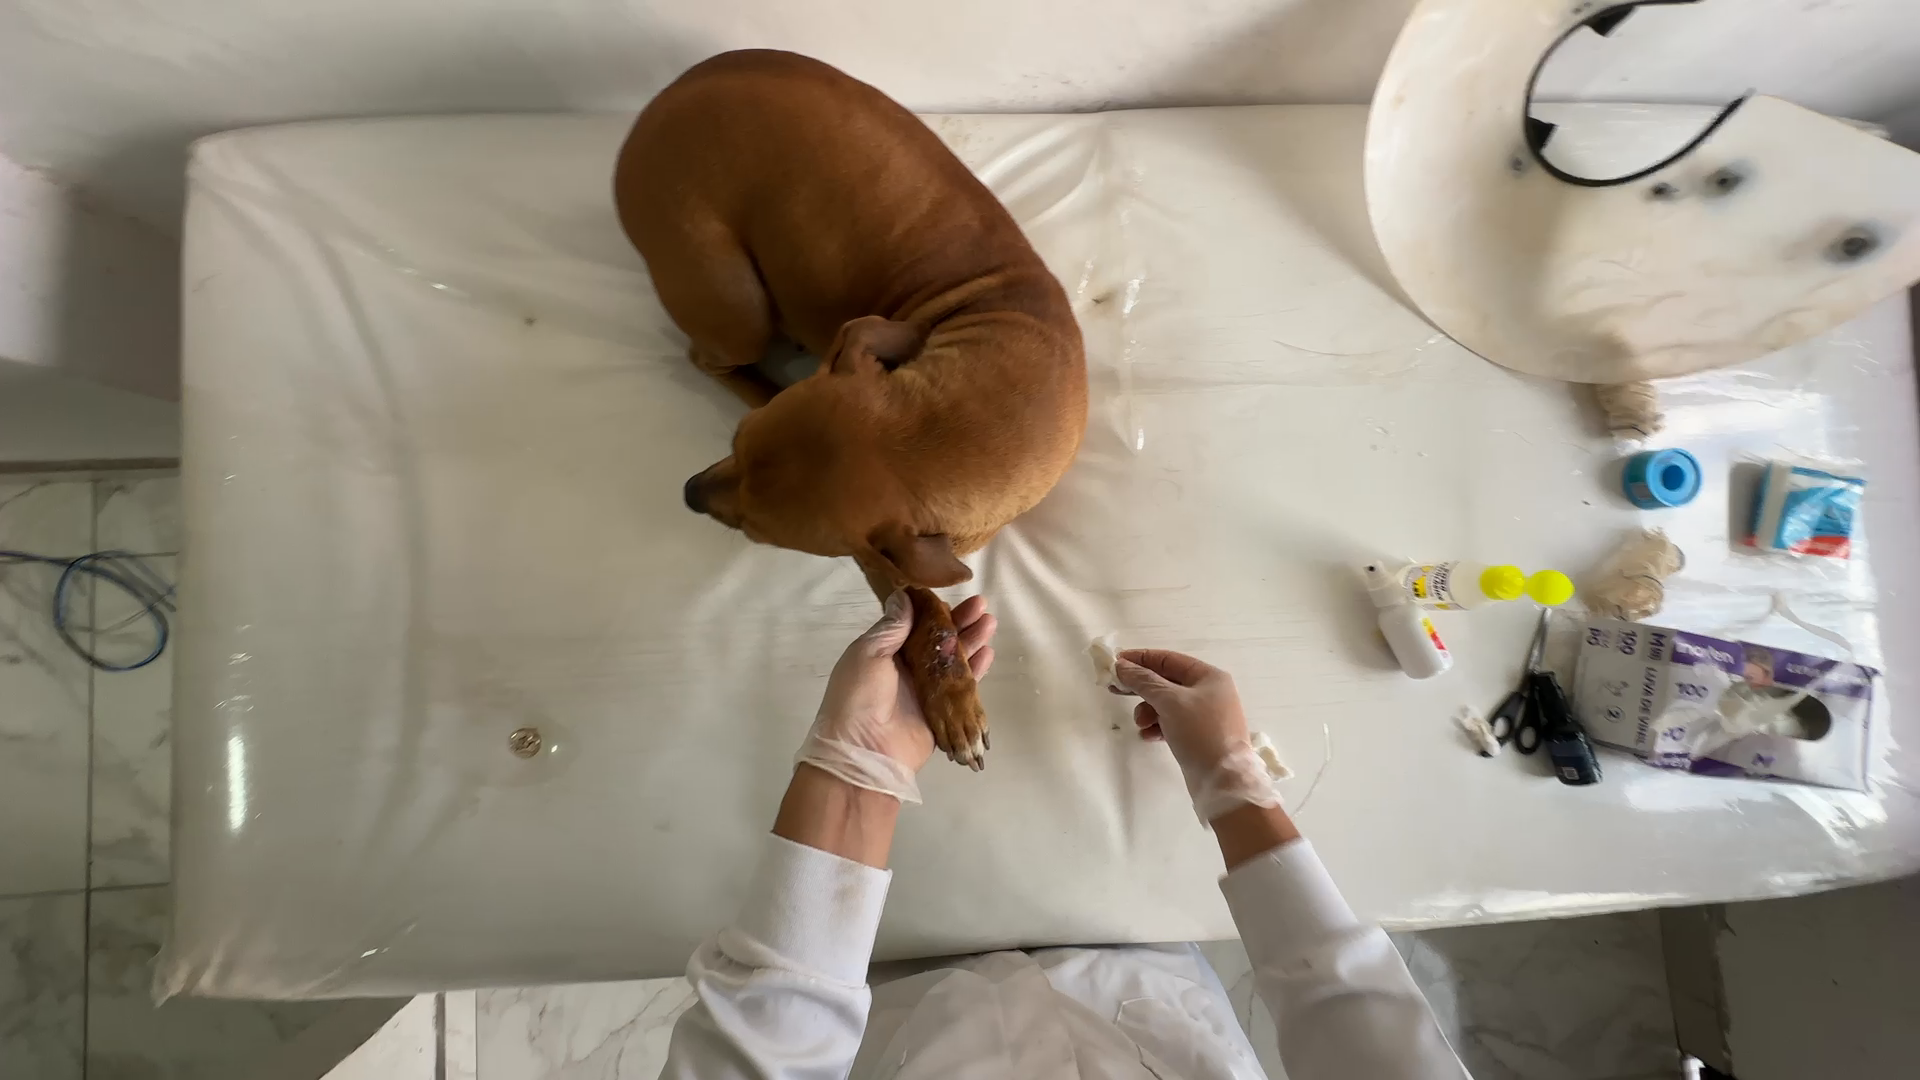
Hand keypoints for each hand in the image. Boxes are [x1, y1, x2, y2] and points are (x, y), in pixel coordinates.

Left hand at [798, 591, 996, 801]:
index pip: (915, 625)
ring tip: (990, 622)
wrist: (863, 752)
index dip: (933, 610)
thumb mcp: (868, 654)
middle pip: (938, 640)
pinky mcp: (942, 711)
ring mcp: (926, 690)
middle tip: (981, 604)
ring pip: (954, 660)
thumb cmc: (859, 697)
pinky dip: (975, 669)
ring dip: (971, 641)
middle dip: (960, 621)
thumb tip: (904, 595)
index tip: (949, 596)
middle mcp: (907, 669)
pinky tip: (988, 653)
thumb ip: (891, 627)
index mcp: (885, 653)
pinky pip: (962, 686)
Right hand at [1113, 649, 1280, 822]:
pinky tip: (1148, 736)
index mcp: (1208, 677)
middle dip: (1140, 688)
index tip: (1115, 663)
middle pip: (1165, 682)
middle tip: (1115, 690)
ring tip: (1140, 724)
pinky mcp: (1199, 735)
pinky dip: (1158, 726)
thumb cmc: (1200, 732)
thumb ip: (1143, 681)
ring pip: (1166, 704)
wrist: (1223, 781)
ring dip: (1147, 711)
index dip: (1140, 659)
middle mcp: (1208, 692)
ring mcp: (1204, 714)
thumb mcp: (1169, 701)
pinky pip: (1171, 722)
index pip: (1168, 659)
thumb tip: (1121, 665)